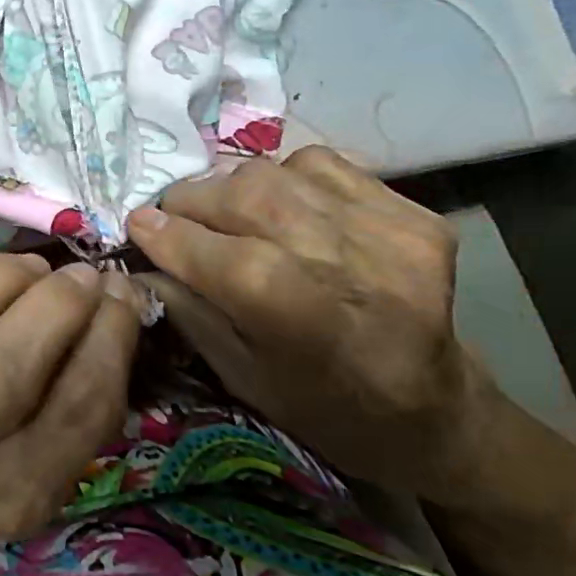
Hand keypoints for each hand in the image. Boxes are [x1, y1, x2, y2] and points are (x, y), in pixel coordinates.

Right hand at [126, 147, 492, 499]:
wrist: (439, 411)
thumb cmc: (326, 408)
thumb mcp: (240, 377)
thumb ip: (186, 309)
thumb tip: (140, 260)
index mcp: (303, 319)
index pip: (209, 252)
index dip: (162, 233)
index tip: (135, 224)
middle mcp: (347, 264)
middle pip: (241, 199)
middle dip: (188, 203)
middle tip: (171, 217)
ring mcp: (386, 230)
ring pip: (272, 174)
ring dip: (228, 188)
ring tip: (218, 210)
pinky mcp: (410, 211)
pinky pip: (317, 164)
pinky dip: (281, 177)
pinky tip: (279, 205)